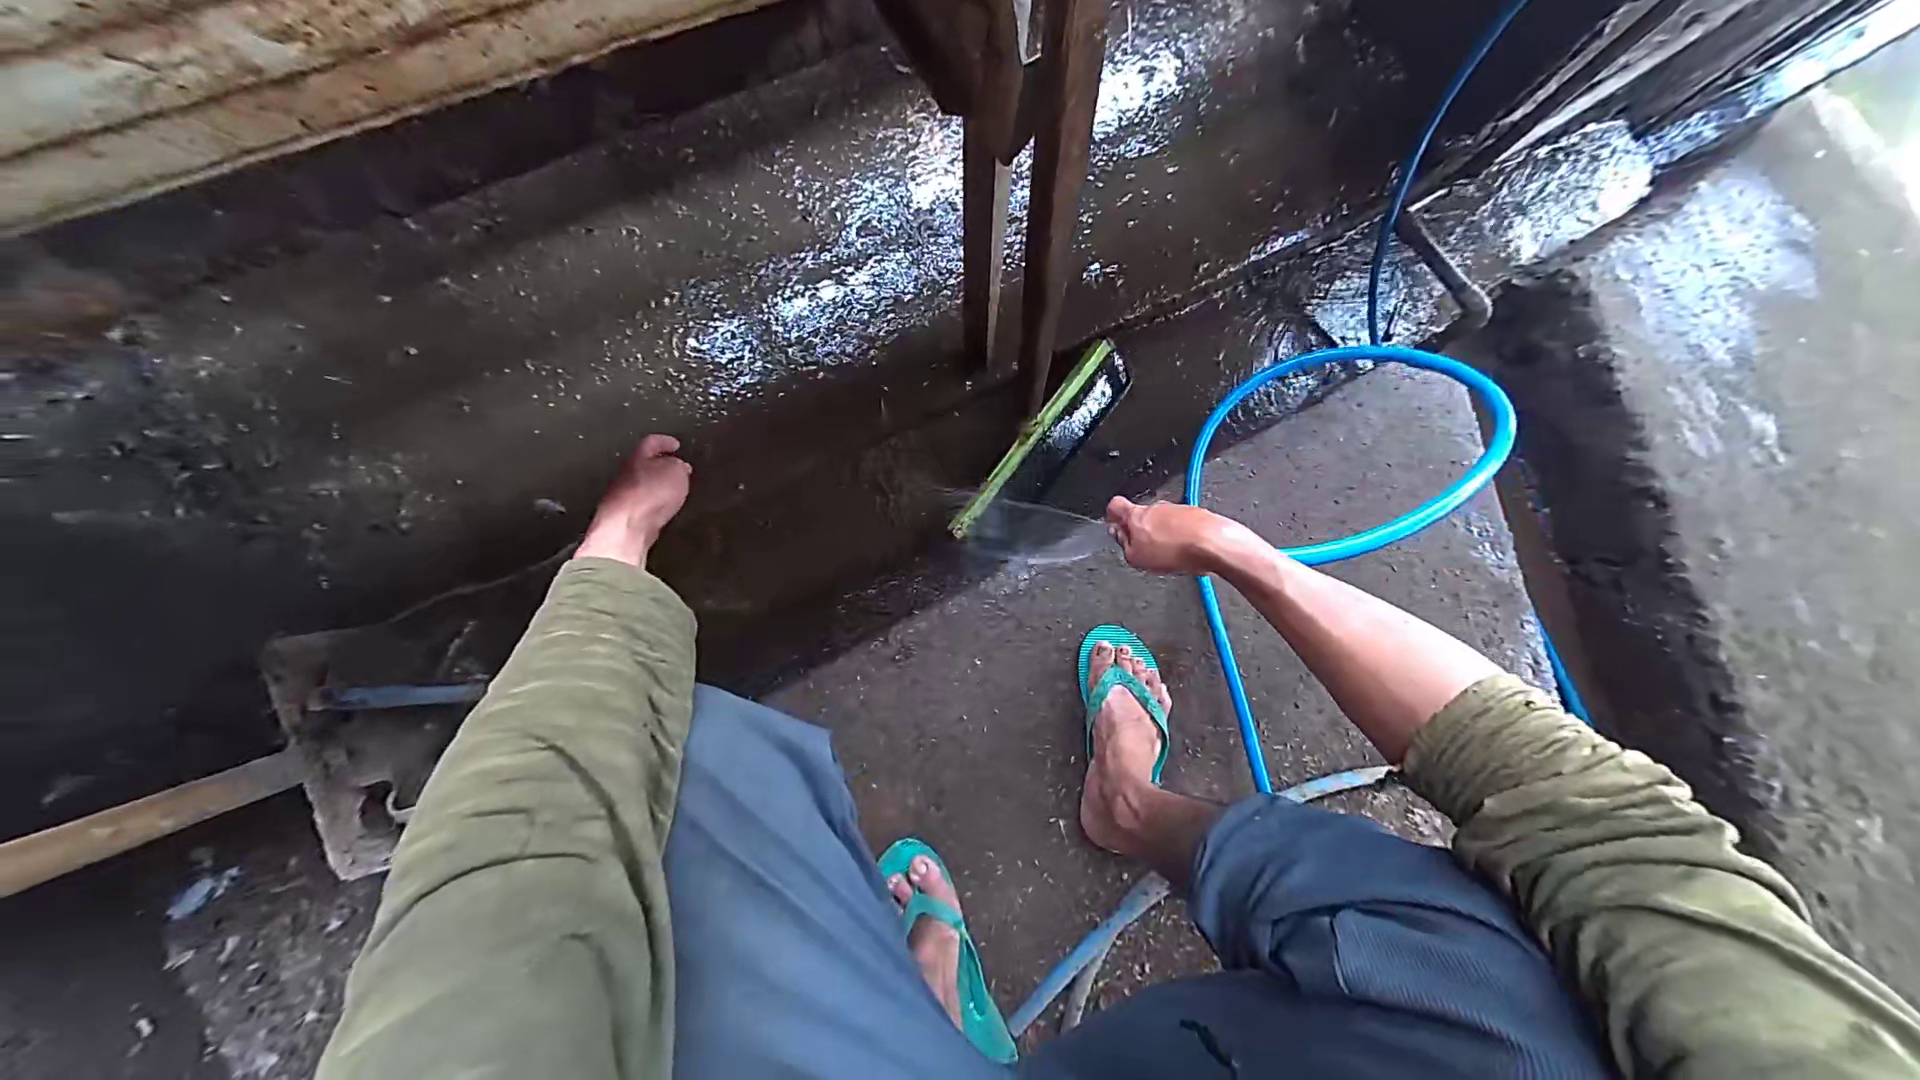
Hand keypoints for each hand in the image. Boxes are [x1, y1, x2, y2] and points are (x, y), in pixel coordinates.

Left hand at [576, 434, 692, 567]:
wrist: (627, 527)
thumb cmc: (647, 497)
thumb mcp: (676, 473)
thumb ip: (679, 466)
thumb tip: (680, 467)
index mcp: (637, 457)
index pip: (651, 442)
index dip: (665, 442)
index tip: (673, 444)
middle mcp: (625, 474)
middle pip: (643, 464)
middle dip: (660, 465)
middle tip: (675, 468)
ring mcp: (621, 496)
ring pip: (641, 485)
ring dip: (656, 486)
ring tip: (671, 490)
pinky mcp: (624, 515)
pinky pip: (641, 504)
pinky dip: (652, 503)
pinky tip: (660, 509)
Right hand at [1105, 496, 1261, 575]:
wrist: (1215, 544)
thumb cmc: (1179, 550)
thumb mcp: (1136, 558)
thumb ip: (1124, 545)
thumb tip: (1119, 536)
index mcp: (1136, 515)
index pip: (1115, 505)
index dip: (1112, 517)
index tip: (1117, 529)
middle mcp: (1156, 507)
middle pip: (1140, 515)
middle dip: (1141, 532)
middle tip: (1145, 551)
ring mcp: (1178, 509)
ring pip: (1162, 521)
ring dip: (1163, 536)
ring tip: (1170, 556)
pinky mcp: (1196, 515)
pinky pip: (1181, 526)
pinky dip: (1181, 538)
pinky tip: (1186, 554)